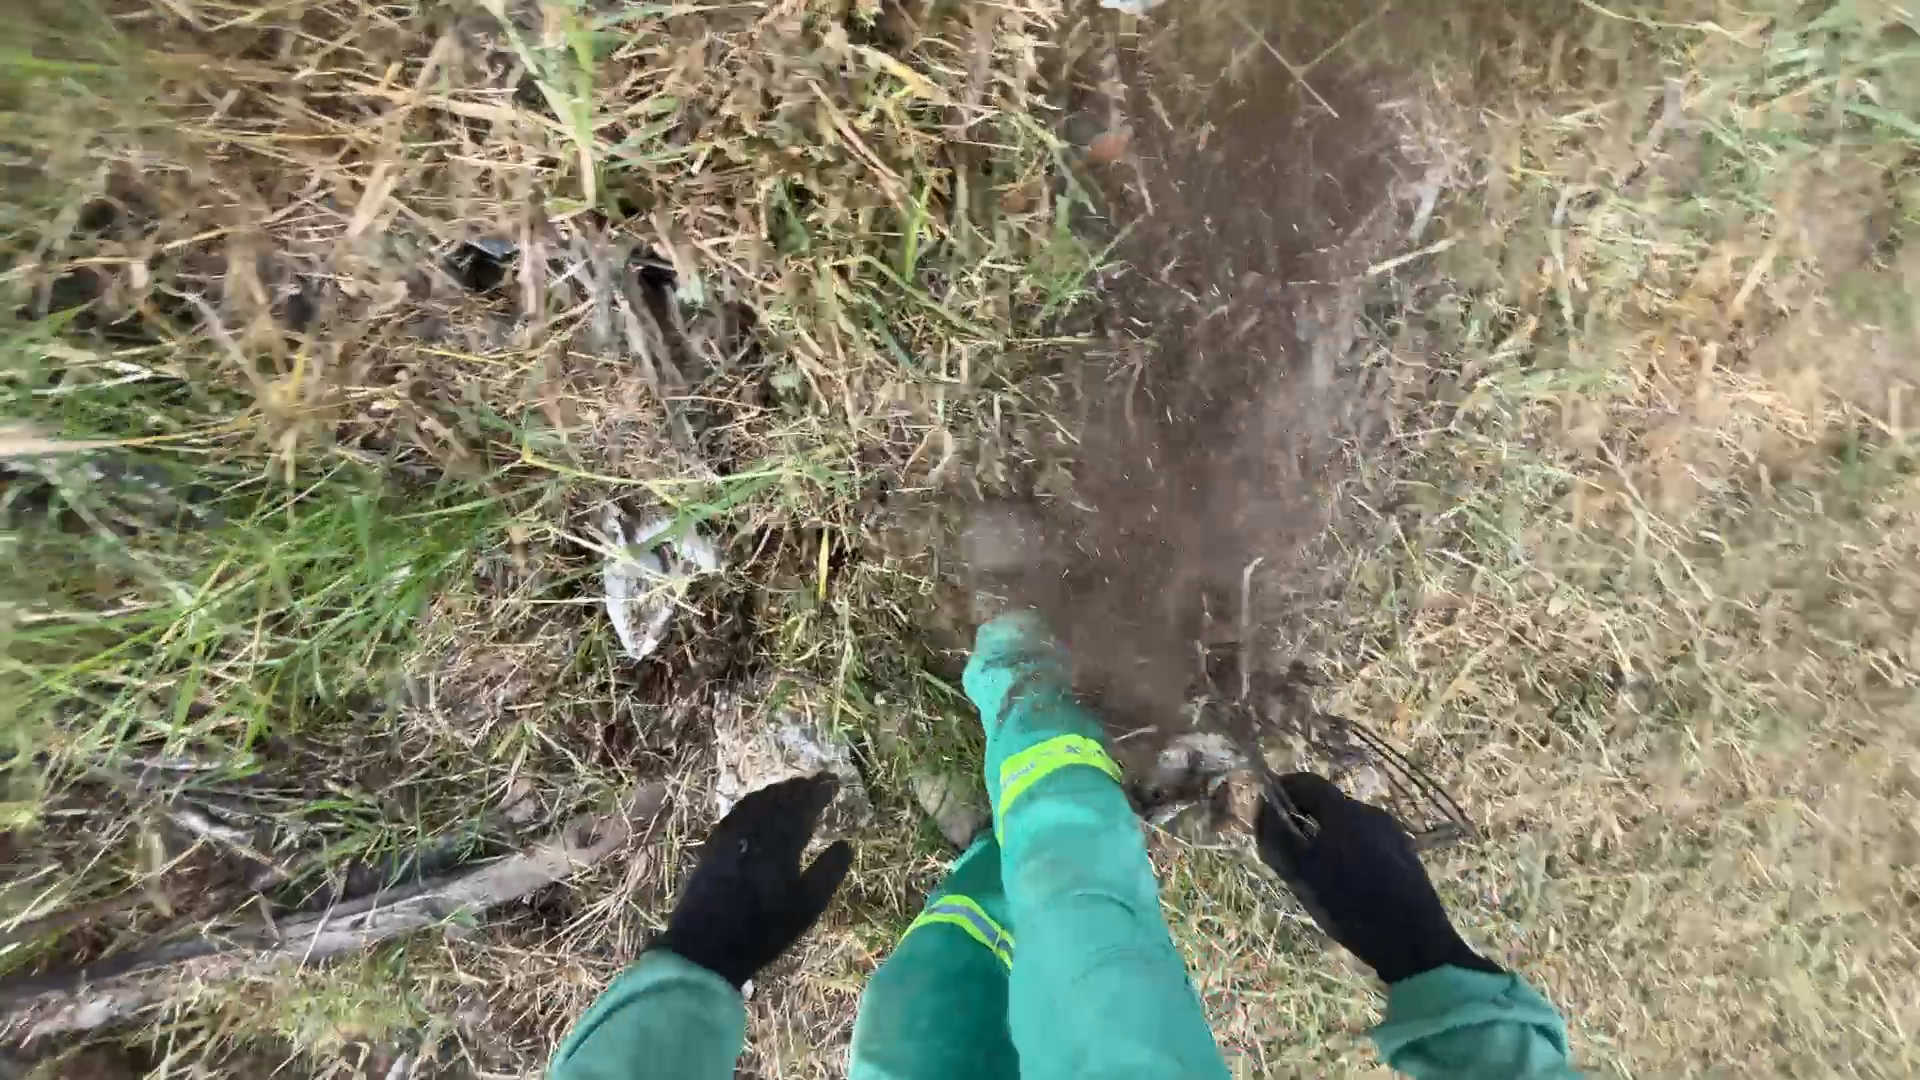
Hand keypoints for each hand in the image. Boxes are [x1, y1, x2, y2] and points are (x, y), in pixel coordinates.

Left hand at [656, 774, 854, 987]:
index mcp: (782, 838)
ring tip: (793, 791)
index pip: (805, 802)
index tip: (835, 783)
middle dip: (801, 787)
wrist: (705, 948)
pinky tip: (760, 808)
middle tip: (817, 783)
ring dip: (779, 791)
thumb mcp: (807, 906)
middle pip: (782, 796)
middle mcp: (756, 826)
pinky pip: (740, 809)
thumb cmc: (764, 929)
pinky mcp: (715, 842)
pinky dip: (757, 801)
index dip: (821, 790)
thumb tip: (845, 843)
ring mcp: (732, 832)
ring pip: (760, 799)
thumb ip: (830, 871)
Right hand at [1255, 772, 1500, 983]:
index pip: (1306, 781)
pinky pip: (1366, 840)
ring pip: (1347, 823)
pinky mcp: (1406, 856)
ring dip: (1325, 833)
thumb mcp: (1300, 872)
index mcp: (1344, 811)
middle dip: (1302, 814)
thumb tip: (1263, 810)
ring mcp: (1392, 834)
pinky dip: (1347, 847)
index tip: (1265, 807)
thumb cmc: (1350, 903)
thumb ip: (1275, 836)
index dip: (1282, 788)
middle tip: (1285, 840)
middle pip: (1327, 802)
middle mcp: (1370, 813)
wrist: (1416, 946)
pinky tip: (1344, 878)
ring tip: (1314, 864)